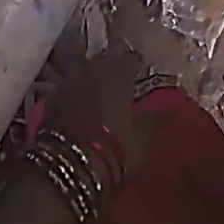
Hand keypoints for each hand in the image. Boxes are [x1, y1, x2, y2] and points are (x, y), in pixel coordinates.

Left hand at [44, 50, 146, 173]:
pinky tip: (78, 101)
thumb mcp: (142, 139)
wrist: (68, 164)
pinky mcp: (50, 96)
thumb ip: (155, 120)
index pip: (129, 59)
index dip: (134, 64)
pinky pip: (67, 86)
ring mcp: (68, 81)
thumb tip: (173, 110)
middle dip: (111, 67)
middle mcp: (91, 70)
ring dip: (91, 77)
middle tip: (119, 79)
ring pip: (83, 71)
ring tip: (99, 90)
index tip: (139, 70)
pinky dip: (75, 90)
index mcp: (117, 75)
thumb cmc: (114, 150)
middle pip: (103, 61)